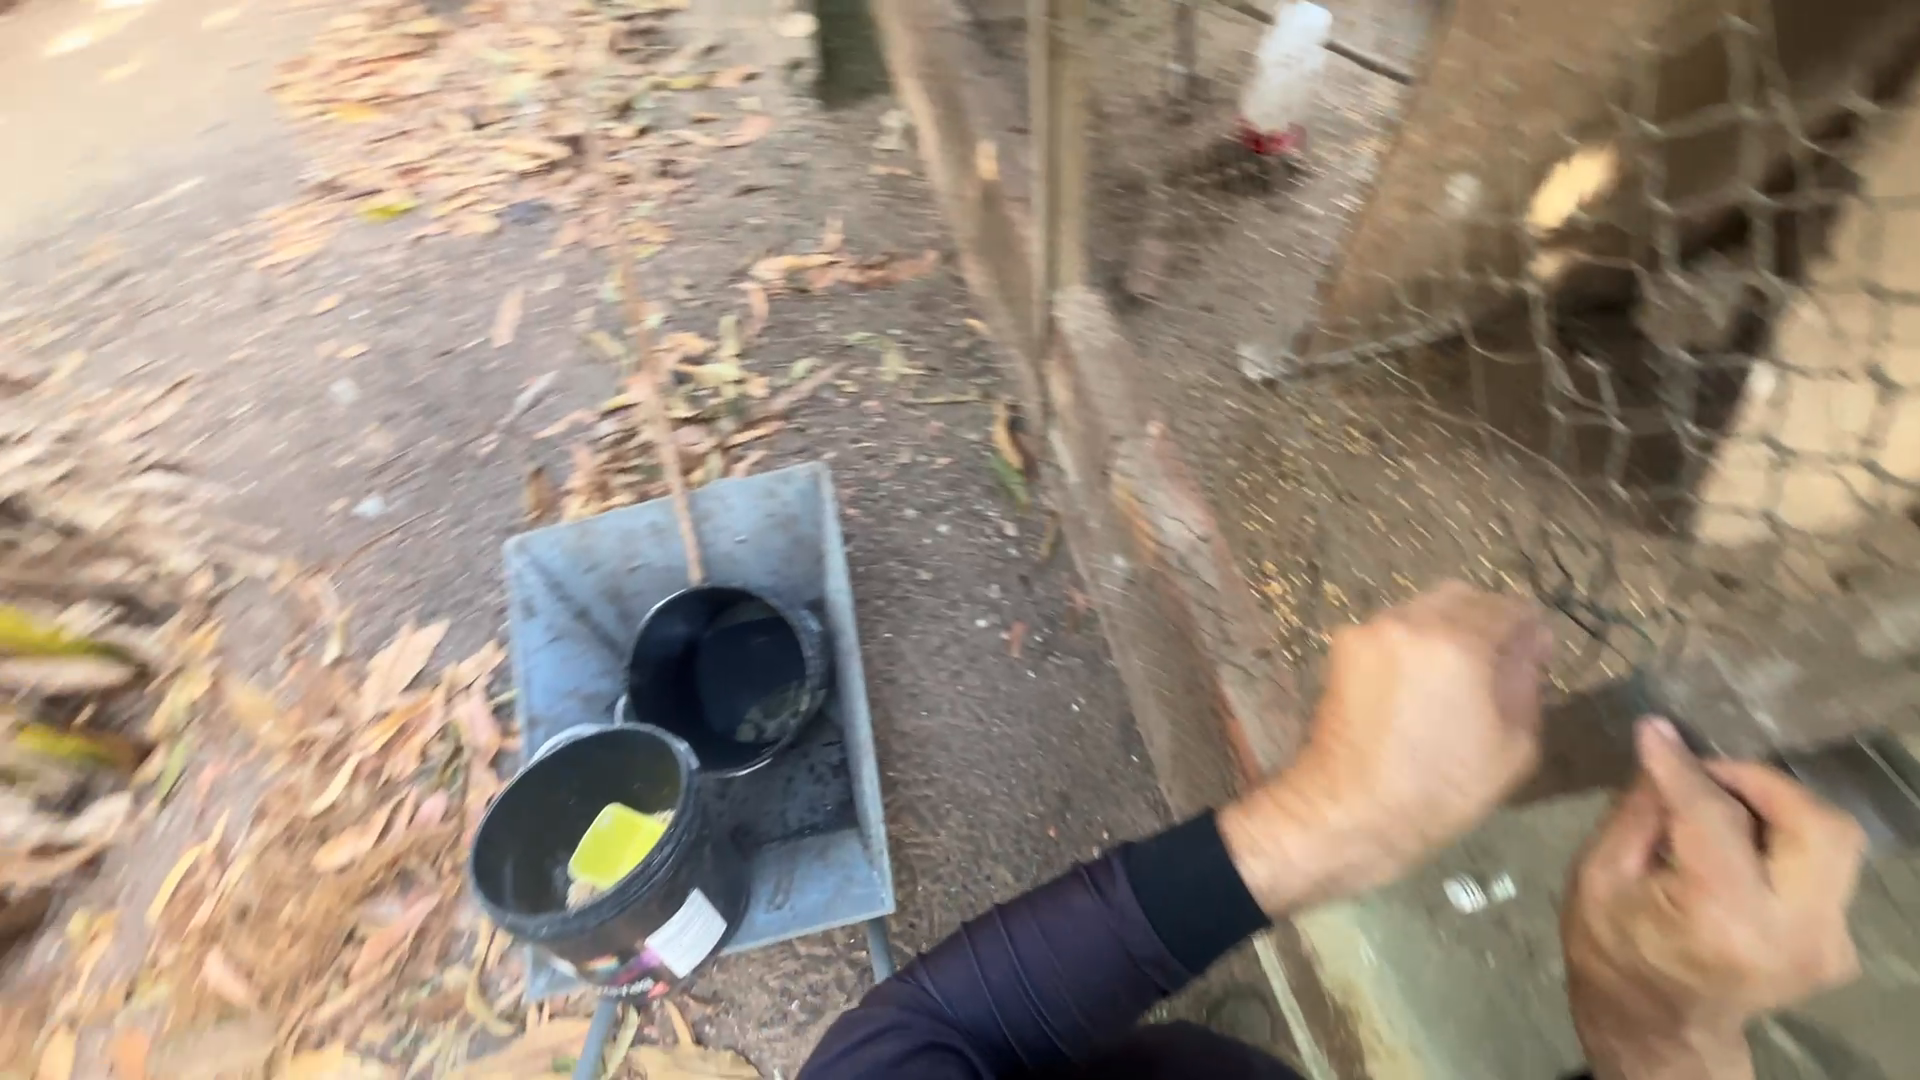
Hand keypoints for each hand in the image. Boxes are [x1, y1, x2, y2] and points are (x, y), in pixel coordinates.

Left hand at [1219, 581, 1548, 911]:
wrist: (1352, 803)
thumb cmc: (1443, 786)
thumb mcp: (1514, 741)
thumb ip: (1525, 678)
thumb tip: (1529, 641)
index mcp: (1454, 641)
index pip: (1506, 606)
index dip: (1529, 628)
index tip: (1537, 653)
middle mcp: (1405, 621)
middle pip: (1458, 596)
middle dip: (1485, 618)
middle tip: (1499, 660)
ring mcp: (1366, 632)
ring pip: (1418, 608)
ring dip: (1445, 627)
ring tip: (1456, 675)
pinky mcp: (1340, 648)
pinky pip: (1388, 630)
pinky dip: (1410, 642)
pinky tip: (1418, 682)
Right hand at [1563, 719, 1866, 1079]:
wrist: (1654, 1018)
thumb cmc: (1607, 943)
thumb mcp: (1600, 872)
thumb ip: (1641, 815)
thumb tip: (1661, 754)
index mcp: (1723, 919)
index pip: (1718, 820)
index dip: (1684, 767)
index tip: (1656, 731)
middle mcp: (1797, 932)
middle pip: (1822, 829)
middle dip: (1762, 782)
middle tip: (1705, 767)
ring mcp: (1830, 941)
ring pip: (1833, 842)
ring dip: (1773, 805)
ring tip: (1712, 797)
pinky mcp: (1837, 938)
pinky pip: (1821, 863)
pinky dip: (1776, 832)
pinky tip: (1728, 833)